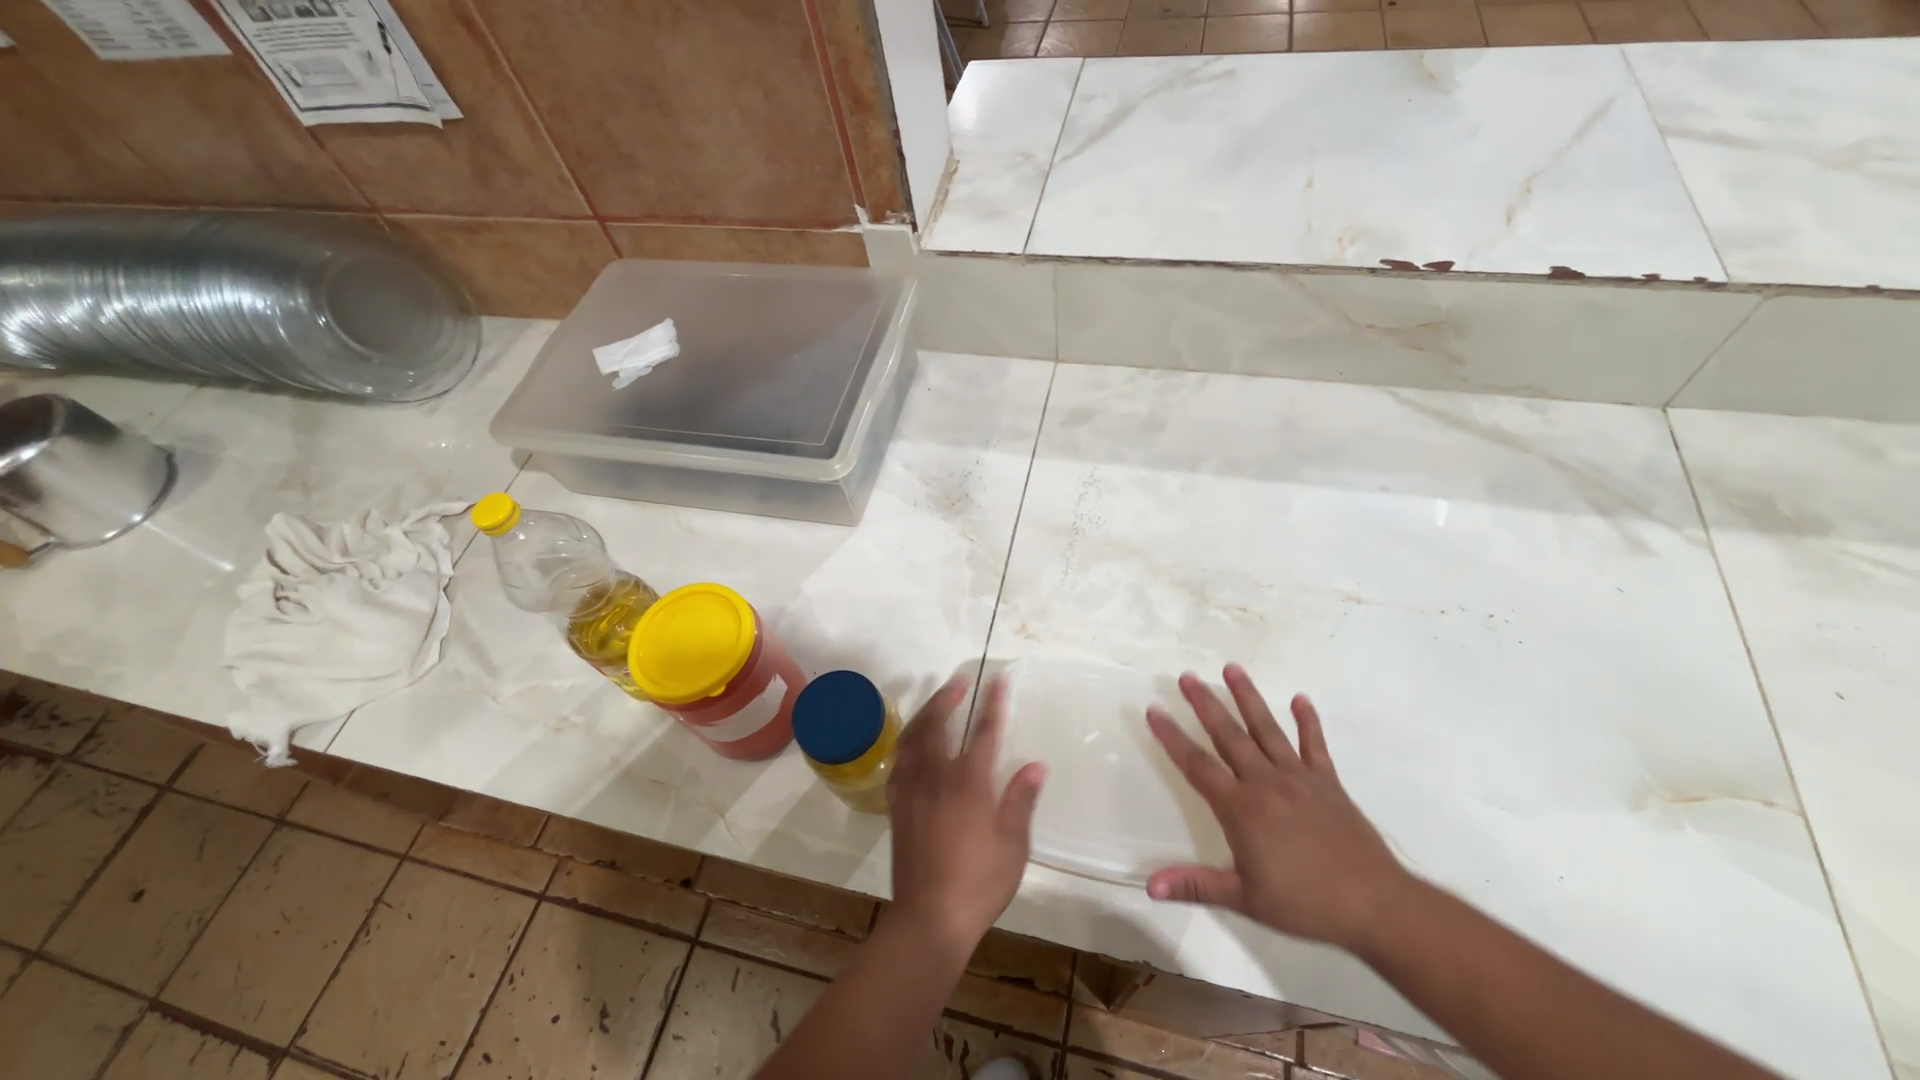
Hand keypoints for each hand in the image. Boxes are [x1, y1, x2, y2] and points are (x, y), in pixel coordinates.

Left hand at [886, 675, 1046, 953]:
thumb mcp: (1013, 844)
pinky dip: (906, 746)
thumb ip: (1021, 800)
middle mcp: (935, 778)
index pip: (983, 733)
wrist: (929, 918)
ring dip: (923, 716)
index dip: (992, 704)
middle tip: (959, 682)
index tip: (997, 679)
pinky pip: (898, 765)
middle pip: (936, 726)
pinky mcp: (896, 809)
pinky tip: (912, 748)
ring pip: (911, 741)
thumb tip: (1035, 765)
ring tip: (935, 705)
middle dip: (947, 699)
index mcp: (968, 784)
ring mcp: (910, 792)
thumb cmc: (979, 882)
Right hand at [1145, 665, 1413, 951]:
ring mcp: (1300, 778)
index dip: (1173, 738)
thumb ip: (1196, 886)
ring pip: (1267, 729)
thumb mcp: (1245, 898)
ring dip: (1248, 697)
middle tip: (1186, 676)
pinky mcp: (1328, 782)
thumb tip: (1150, 886)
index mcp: (1241, 809)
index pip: (1197, 766)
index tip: (1154, 711)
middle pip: (1229, 736)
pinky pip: (1315, 744)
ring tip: (1232, 668)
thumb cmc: (1305, 903)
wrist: (1375, 903)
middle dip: (1205, 704)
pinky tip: (1300, 699)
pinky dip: (1308, 720)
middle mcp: (1266, 783)